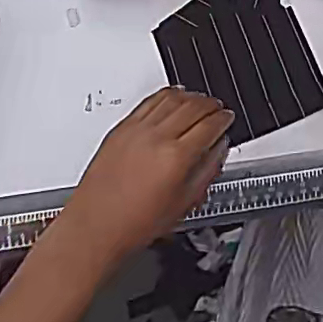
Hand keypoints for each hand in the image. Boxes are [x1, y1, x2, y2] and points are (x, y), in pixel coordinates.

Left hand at [53, 87, 234, 269]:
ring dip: (191, 96)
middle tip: (218, 108)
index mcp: (176, 158)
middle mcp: (157, 138)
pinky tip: (172, 97)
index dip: (223, 119)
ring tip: (200, 100)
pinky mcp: (122, 128)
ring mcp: (138, 130)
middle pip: (194, 106)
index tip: (227, 118)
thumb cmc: (133, 223)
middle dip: (211, 105)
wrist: (95, 227)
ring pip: (172, 98)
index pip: (209, 126)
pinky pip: (150, 101)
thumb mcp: (183, 203)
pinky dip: (166, 95)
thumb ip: (207, 171)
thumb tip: (218, 151)